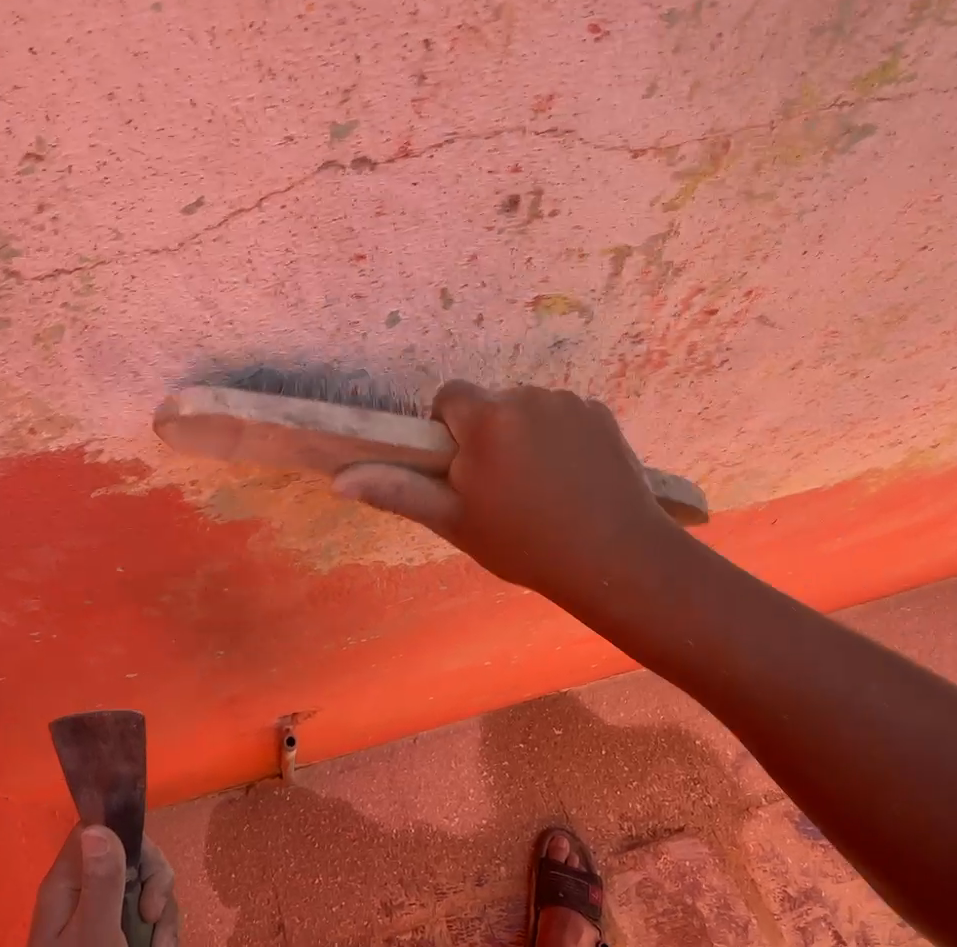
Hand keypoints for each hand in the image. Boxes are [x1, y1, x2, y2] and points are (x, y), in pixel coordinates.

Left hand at [28, 824, 179, 946]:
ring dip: (163, 913)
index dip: (129, 838)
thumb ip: (101, 882)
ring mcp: (99, 911)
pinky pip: (147, 912)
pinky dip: (161, 930)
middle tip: (154, 916)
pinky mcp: (115, 930)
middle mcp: (81, 890)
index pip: (98, 828)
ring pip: (144, 885)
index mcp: (66, 883)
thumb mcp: (95, 935)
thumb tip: (98, 825)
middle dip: (155, 881)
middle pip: (130, 855)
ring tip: (162, 946)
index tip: (146, 868)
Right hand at [333, 382, 686, 602]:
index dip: (449, 429)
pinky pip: (563, 415)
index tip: (462, 469)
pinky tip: (572, 477)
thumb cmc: (525, 543)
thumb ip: (399, 491)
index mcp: (487, 418)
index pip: (450, 396)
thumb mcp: (455, 521)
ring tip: (542, 485)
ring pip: (528, 409)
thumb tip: (340, 479)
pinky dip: (560, 436)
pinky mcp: (602, 413)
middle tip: (503, 487)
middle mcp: (528, 396)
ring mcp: (570, 402)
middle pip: (490, 404)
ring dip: (524, 433)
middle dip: (488, 433)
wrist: (616, 559)